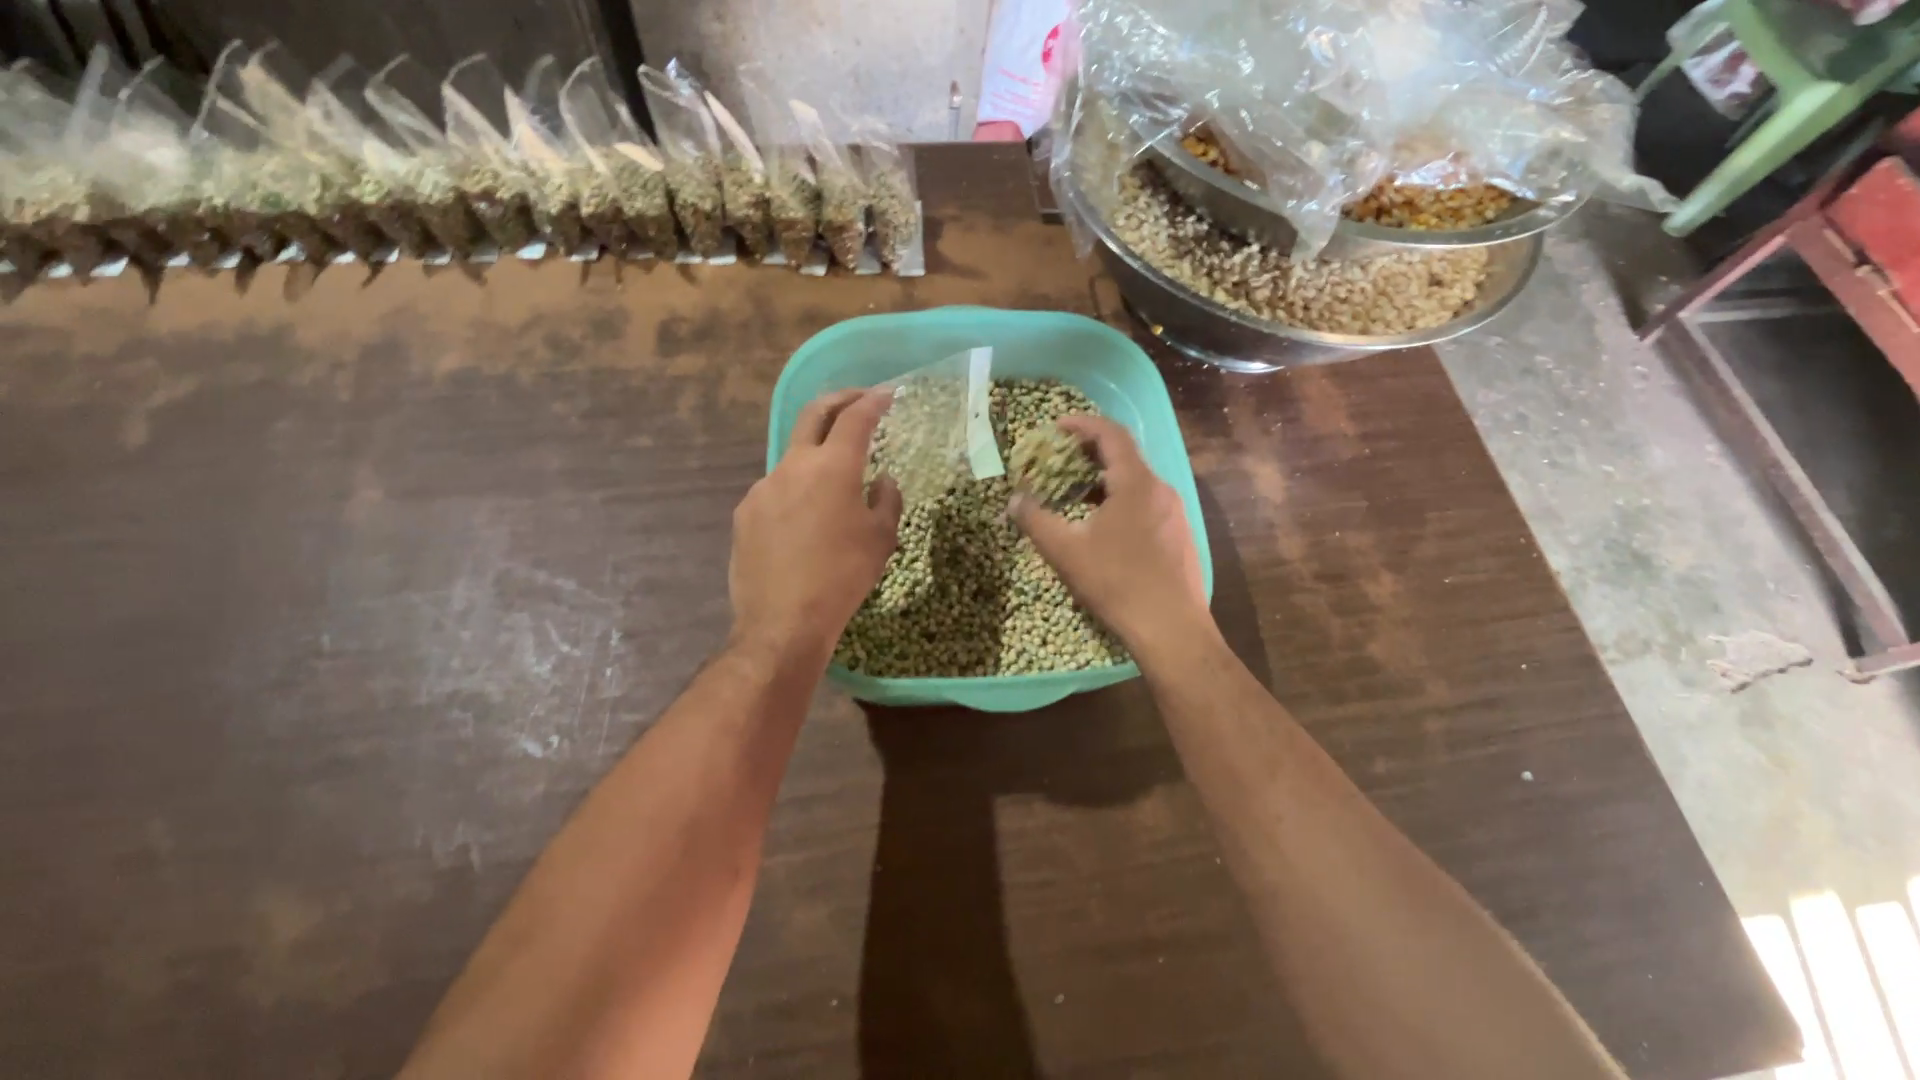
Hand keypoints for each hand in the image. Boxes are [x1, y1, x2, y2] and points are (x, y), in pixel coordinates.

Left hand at [731, 389, 901, 661]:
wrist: (782, 622)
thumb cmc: (842, 578)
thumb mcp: (880, 540)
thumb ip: (886, 501)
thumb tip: (882, 481)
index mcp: (833, 467)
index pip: (856, 418)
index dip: (874, 401)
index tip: (886, 395)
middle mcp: (793, 466)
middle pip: (814, 414)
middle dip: (839, 401)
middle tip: (858, 400)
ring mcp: (763, 487)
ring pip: (793, 458)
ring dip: (816, 458)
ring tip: (832, 485)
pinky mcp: (745, 513)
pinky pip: (775, 491)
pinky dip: (795, 493)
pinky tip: (803, 523)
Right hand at [1009, 415, 1209, 651]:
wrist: (1171, 628)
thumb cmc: (1117, 583)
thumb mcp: (1066, 551)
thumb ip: (1036, 520)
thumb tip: (1014, 500)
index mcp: (1136, 484)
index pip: (1112, 435)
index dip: (1083, 425)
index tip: (1058, 426)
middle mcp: (1161, 490)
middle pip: (1125, 457)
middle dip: (1090, 454)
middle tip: (1060, 460)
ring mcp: (1175, 514)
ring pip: (1136, 483)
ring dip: (1104, 481)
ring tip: (1075, 494)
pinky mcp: (1180, 537)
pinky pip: (1147, 504)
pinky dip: (1121, 501)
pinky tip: (1103, 527)